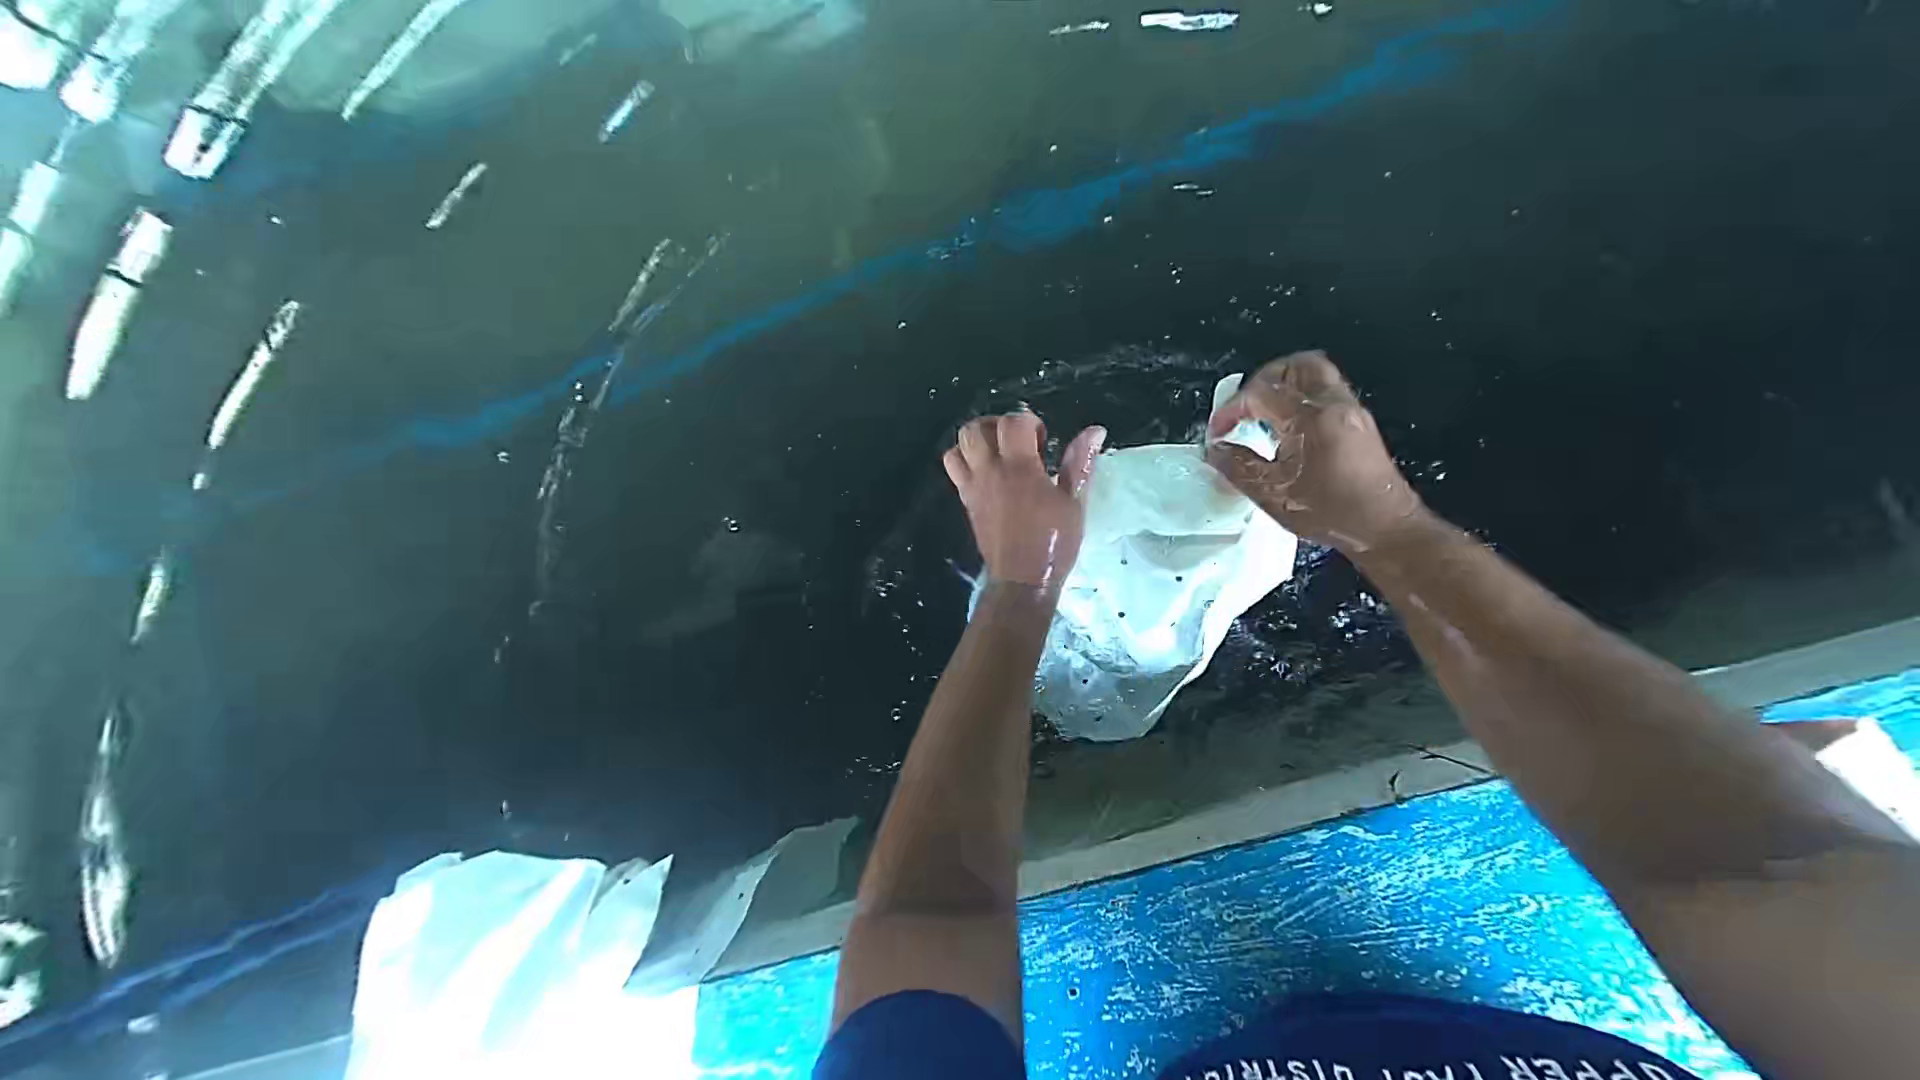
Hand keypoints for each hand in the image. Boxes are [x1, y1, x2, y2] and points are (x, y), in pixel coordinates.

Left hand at [944, 411, 1105, 590]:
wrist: (1022, 580)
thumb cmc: (1053, 542)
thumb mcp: (1074, 502)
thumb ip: (1080, 463)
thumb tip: (1095, 430)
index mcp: (1019, 469)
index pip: (1012, 423)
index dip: (1028, 422)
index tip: (1042, 441)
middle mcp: (990, 472)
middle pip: (976, 429)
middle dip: (996, 425)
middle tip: (1016, 441)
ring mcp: (974, 487)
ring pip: (958, 446)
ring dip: (977, 441)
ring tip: (998, 452)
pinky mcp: (966, 501)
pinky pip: (954, 469)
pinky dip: (965, 461)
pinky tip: (988, 473)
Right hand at [1206, 351, 1427, 553]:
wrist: (1384, 527)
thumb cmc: (1331, 513)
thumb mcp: (1272, 494)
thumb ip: (1238, 466)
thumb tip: (1217, 449)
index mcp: (1310, 419)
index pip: (1260, 393)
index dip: (1230, 410)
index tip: (1218, 433)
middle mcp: (1334, 405)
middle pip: (1293, 366)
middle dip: (1259, 382)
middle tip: (1242, 409)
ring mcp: (1350, 410)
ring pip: (1312, 374)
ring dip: (1281, 387)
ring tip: (1261, 415)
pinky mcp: (1357, 421)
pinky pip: (1324, 392)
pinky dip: (1298, 400)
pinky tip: (1284, 429)